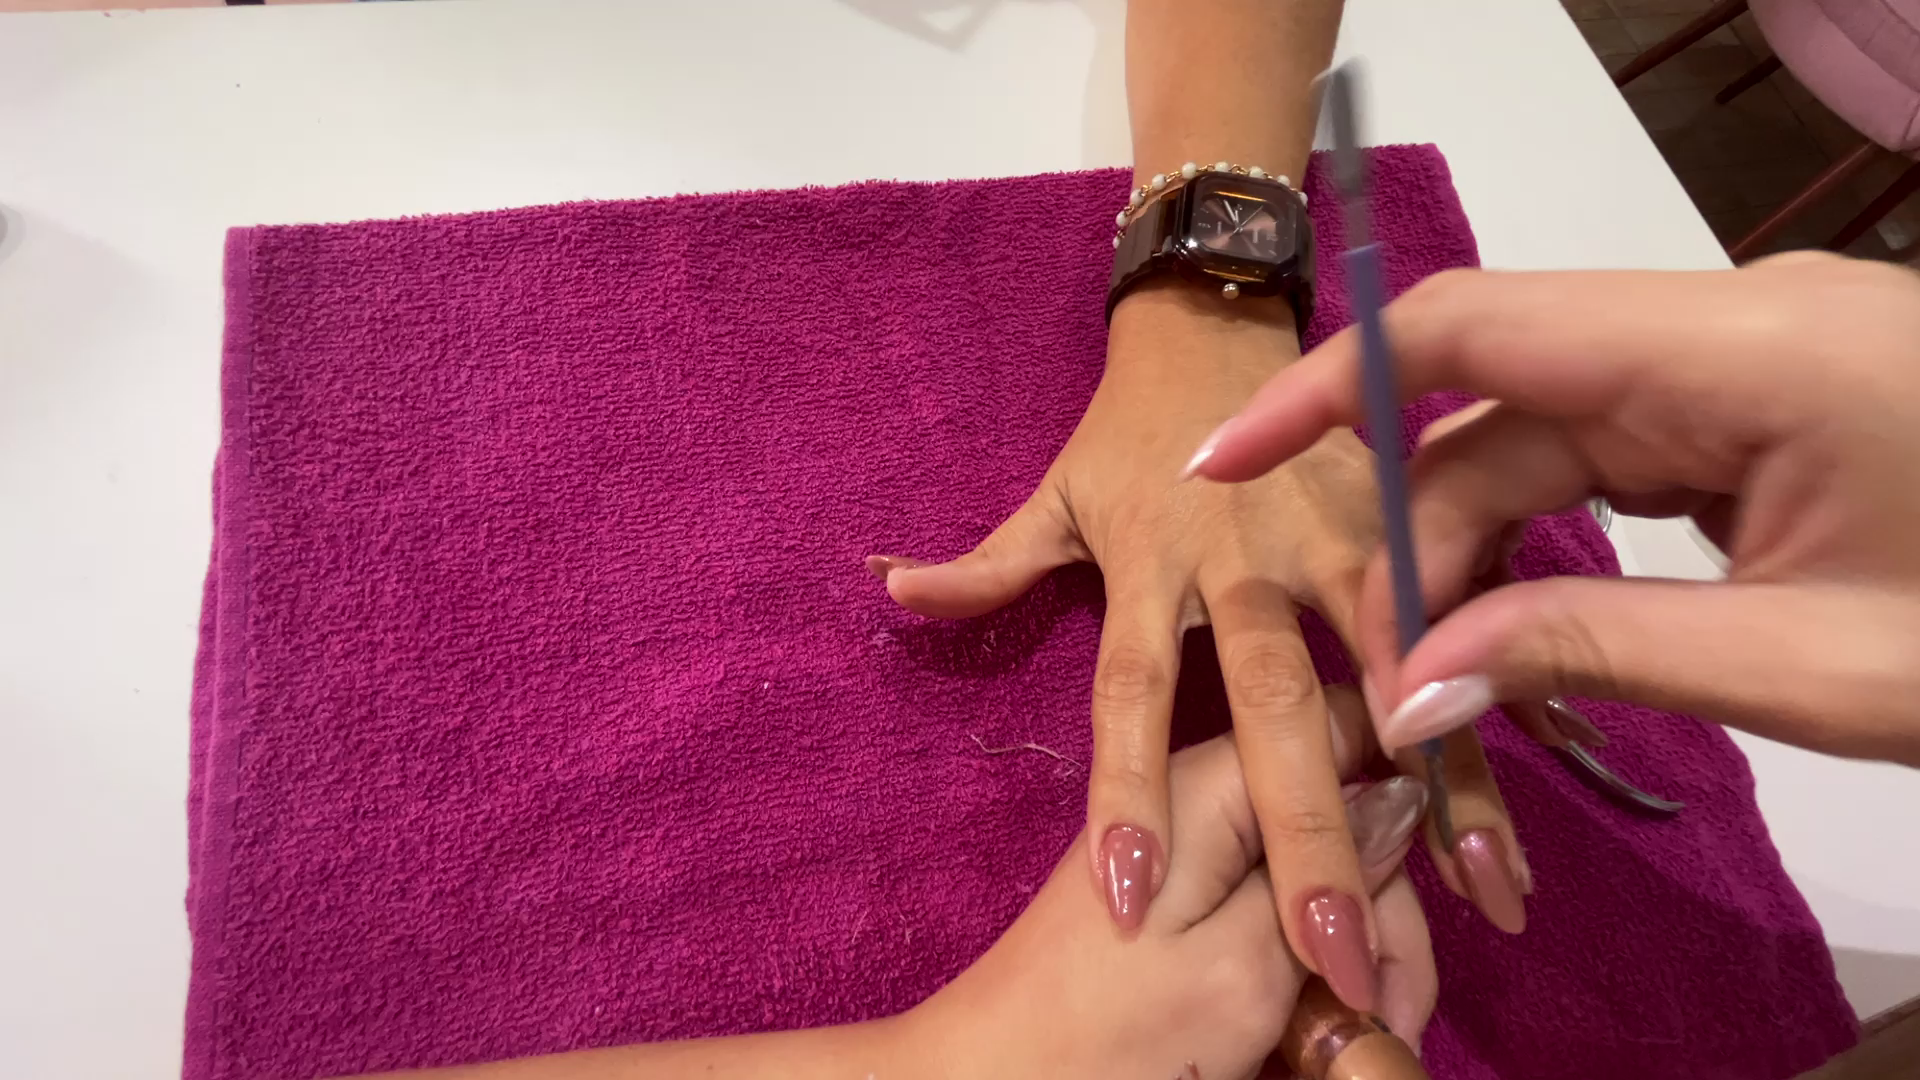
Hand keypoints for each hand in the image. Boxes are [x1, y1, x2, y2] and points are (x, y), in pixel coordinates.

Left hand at [870, 284, 1522, 1004]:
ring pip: (1379, 666)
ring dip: (1426, 782)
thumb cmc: (1126, 433)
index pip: (1129, 690)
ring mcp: (1328, 537)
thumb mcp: (1055, 496)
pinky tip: (1517, 787)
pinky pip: (1445, 623)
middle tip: (1326, 958)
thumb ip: (986, 563)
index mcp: (1148, 560)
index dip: (1125, 789)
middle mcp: (1241, 559)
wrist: (1215, 331)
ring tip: (1471, 904)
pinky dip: (1481, 704)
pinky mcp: (1396, 520)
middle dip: (1298, 829)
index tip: (1128, 896)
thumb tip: (892, 591)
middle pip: (1266, 701)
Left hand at [911, 692, 1436, 1079]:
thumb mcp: (1240, 969)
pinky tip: (1322, 1032)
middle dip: (1385, 915)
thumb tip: (1404, 791)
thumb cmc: (1112, 1035)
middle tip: (1390, 1018)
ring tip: (1355, 1046)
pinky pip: (1278, 905)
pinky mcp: (1193, 890)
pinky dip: (1313, 964)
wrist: (1002, 1077)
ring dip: (1358, 956)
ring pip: (1318, 873)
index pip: (1345, 728)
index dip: (1417, 788)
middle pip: (1341, 817)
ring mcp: (1198, 842)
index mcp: (1214, 781)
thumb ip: (1325, 875)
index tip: (1470, 888)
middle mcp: (1207, 793)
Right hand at [1189, 253, 1919, 766]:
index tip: (1222, 462)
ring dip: (1454, 565)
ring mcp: (1701, 376)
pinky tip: (1499, 626)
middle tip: (1386, 676)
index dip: (1320, 391)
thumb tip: (1410, 698)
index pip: (1460, 330)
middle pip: (1473, 423)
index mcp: (1734, 349)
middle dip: (1408, 547)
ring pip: (1505, 456)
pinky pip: (1559, 474)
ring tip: (1439, 673)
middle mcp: (1695, 337)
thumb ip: (1588, 655)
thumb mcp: (1831, 667)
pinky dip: (1509, 555)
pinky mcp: (1708, 421)